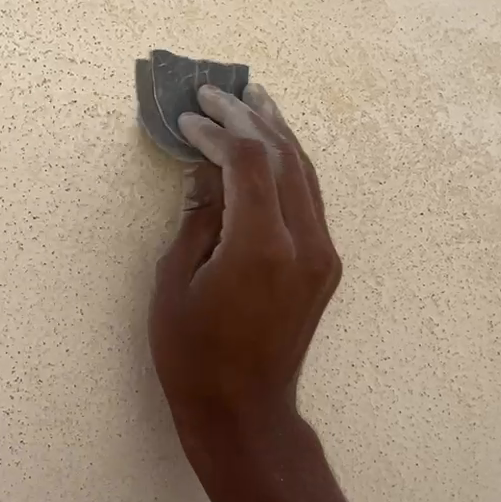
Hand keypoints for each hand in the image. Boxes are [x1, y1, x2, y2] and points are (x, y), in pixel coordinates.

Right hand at [150, 88, 449, 501]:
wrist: (245, 411)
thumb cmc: (193, 353)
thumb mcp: (176, 279)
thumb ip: (197, 215)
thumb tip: (206, 167)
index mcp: (261, 245)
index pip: (249, 160)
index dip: (218, 129)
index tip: (188, 116)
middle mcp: (304, 241)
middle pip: (286, 156)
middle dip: (252, 117)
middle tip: (222, 90)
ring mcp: (322, 252)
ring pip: (306, 172)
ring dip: (278, 132)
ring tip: (254, 100)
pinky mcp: (325, 264)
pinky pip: (310, 196)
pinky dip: (288, 164)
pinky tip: (270, 148)